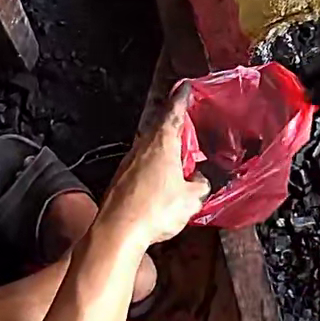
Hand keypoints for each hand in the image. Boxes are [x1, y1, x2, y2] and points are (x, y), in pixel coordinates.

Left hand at [99, 89, 210, 245]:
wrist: (118, 232)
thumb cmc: (154, 210)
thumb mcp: (192, 198)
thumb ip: (201, 185)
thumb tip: (201, 181)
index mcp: (162, 143)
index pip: (174, 111)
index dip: (182, 98)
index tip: (186, 88)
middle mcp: (143, 148)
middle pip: (160, 127)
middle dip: (175, 125)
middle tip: (188, 124)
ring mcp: (129, 163)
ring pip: (151, 147)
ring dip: (165, 148)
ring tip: (180, 156)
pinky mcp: (121, 180)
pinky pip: (142, 165)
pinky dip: (155, 166)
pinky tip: (163, 180)